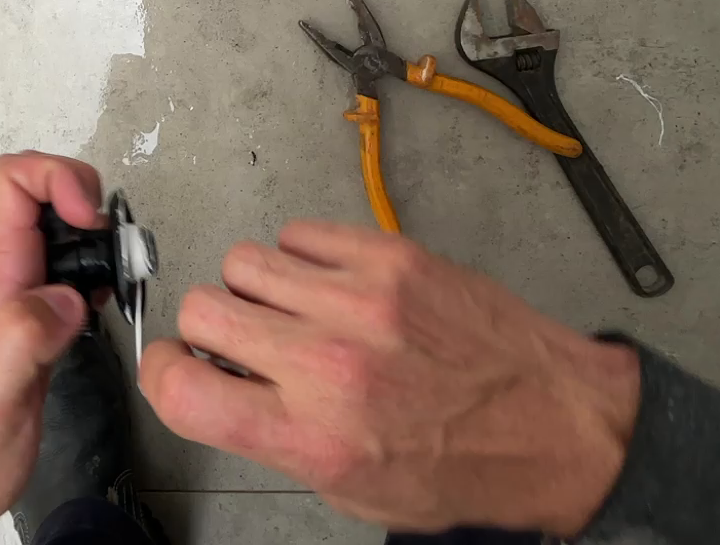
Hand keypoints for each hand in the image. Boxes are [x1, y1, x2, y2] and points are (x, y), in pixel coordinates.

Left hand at [0, 153, 107, 544]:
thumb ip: (21, 338)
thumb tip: (69, 296)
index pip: (14, 180)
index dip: (56, 177)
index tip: (90, 219)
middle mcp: (13, 265)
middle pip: (43, 187)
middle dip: (86, 196)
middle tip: (114, 248)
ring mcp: (28, 285)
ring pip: (62, 222)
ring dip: (98, 233)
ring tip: (117, 275)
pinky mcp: (44, 310)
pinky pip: (74, 261)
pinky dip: (100, 266)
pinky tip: (106, 301)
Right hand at [139, 221, 639, 535]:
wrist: (557, 424)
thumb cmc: (459, 466)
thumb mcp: (350, 486)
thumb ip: (271, 431)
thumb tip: (216, 372)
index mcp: (314, 435)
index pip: (183, 389)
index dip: (162, 371)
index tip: (174, 363)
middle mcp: (328, 363)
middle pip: (201, 305)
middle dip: (210, 323)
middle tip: (245, 335)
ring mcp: (358, 299)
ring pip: (242, 259)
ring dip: (256, 287)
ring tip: (296, 306)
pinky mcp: (386, 255)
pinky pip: (295, 233)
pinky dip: (300, 257)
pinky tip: (330, 283)